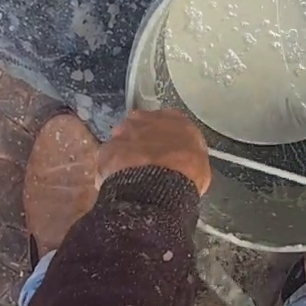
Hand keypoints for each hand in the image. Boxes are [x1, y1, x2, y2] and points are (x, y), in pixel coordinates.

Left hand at [97, 109, 211, 194]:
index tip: (166, 150)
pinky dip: (111, 169)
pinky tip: (119, 183)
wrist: (159, 188)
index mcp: (173, 118)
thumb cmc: (187, 174)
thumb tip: (183, 161)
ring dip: (125, 153)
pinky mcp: (105, 150)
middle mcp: (145, 118)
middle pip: (141, 126)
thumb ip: (188, 154)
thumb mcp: (200, 163)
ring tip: (131, 175)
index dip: (165, 137)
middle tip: (147, 161)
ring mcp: (122, 132)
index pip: (168, 121)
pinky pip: (108, 159)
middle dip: (142, 140)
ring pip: (121, 140)